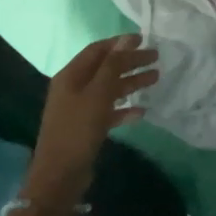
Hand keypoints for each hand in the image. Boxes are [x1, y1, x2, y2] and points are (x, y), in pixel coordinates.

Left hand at [25, 35, 158, 202]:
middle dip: (130, 62)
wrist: (59, 177)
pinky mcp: (86, 127)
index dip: (120, 43)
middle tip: (155, 58)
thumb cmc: (78, 130)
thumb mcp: (97, 94)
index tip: (144, 40)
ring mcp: (79, 109)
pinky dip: (124, 108)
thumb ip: (113, 65)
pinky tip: (141, 111)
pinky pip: (109, 111)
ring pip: (109, 89)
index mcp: (71, 76)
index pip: (97, 50)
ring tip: (155, 78)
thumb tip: (126, 38)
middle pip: (105, 68)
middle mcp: (73, 88)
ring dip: (131, 83)